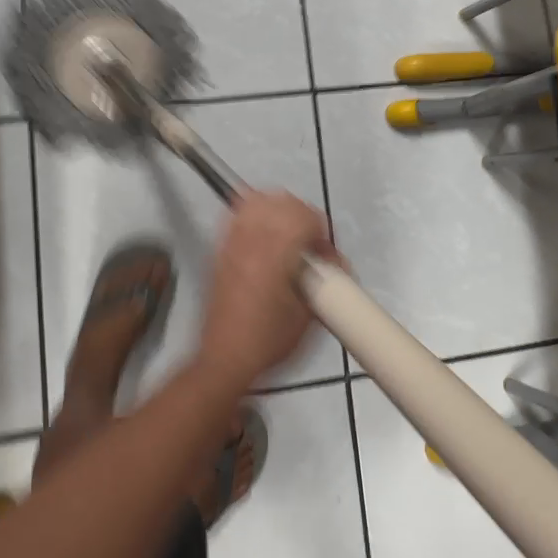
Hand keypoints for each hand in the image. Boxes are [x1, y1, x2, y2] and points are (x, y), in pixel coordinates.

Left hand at [197, 190, 334, 389]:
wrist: (225, 358)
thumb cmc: (269, 342)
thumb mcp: (308, 317)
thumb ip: (326, 283)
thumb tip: (337, 263)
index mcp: (276, 256)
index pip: (304, 216)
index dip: (320, 229)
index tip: (323, 251)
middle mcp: (252, 242)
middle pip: (281, 200)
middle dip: (302, 215)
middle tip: (310, 242)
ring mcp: (232, 243)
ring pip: (257, 199)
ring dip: (278, 209)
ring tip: (289, 234)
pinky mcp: (220, 250)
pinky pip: (236, 214)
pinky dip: (253, 213)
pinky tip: (263, 232)